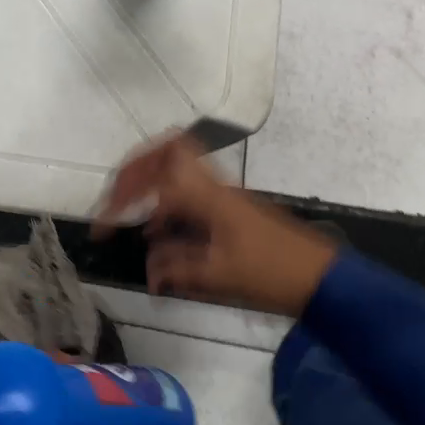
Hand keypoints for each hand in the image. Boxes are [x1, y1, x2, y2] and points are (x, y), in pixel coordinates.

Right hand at [93, 133, 337, 316]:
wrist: (320, 276)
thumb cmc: (270, 273)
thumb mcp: (218, 276)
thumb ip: (176, 268)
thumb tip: (148, 269)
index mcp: (205, 194)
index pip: (153, 177)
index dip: (121, 192)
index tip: (104, 221)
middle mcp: (212, 182)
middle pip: (166, 149)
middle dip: (134, 168)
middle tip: (115, 197)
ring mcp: (222, 191)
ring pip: (177, 167)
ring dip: (149, 183)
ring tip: (130, 216)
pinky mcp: (229, 205)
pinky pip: (188, 189)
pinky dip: (167, 202)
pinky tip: (161, 233)